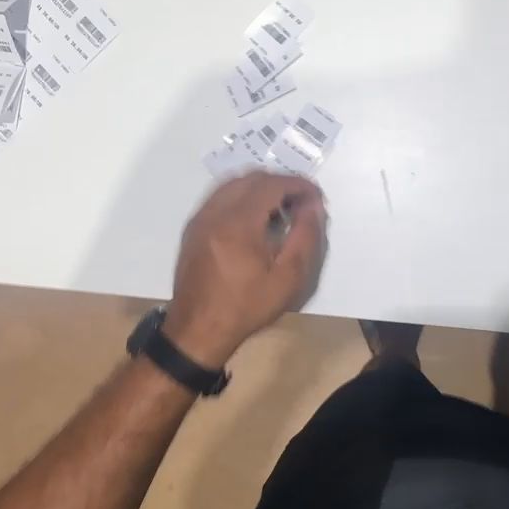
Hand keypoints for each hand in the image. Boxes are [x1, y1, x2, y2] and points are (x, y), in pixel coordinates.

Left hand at [166, 172, 327, 366]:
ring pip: (233, 184)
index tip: (316, 199)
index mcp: (238, 222)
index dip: (299, 185)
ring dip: (260, 189)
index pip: (272, 184)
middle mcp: (215, 212)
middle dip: (280, 184)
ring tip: (279, 212)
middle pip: (252, 178)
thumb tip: (313, 206)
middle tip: (301, 205)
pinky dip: (241, 198)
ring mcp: (200, 219)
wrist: (198, 330)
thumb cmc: (247, 307)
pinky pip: (219, 198)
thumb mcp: (288, 278)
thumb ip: (305, 236)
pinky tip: (254, 222)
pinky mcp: (192, 229)